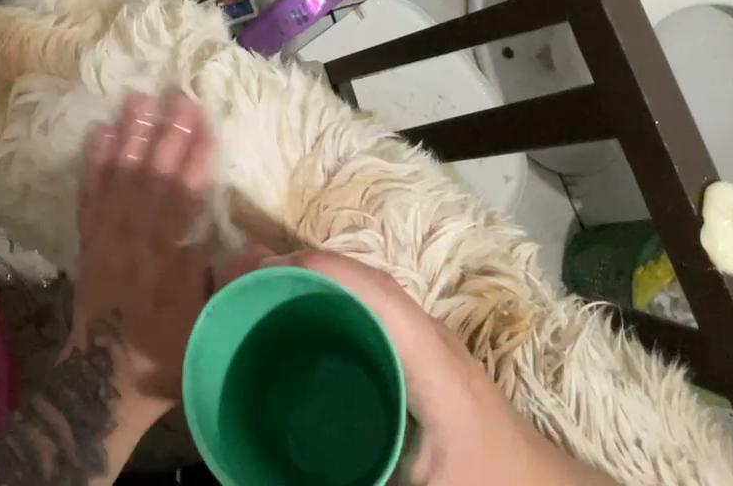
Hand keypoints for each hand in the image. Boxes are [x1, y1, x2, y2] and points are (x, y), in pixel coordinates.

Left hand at [70, 91, 216, 420]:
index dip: (197, 159)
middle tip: (177, 95)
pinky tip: (101, 133)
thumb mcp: (211, 331)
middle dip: (167, 134)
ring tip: (138, 99)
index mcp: (172, 263)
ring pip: (121, 178)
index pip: (187, 200)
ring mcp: (109, 239)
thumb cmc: (168, 355)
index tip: (206, 122)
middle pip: (154, 178)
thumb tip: (260, 247)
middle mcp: (139, 243)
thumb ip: (232, 289)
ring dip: (131, 136)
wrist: (103, 382)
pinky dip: (95, 163)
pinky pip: (90, 195)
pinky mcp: (88, 242)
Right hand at [274, 251, 615, 485]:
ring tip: (263, 290)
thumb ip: (357, 477)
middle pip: (364, 281)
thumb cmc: (489, 482)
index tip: (259, 271)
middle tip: (243, 278)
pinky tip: (305, 324)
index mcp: (431, 362)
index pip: (375, 292)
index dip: (318, 270)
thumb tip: (277, 475)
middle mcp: (430, 339)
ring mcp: (430, 345)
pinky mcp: (426, 359)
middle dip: (302, 267)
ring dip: (316, 281)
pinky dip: (333, 303)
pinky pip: (373, 314)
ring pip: (368, 292)